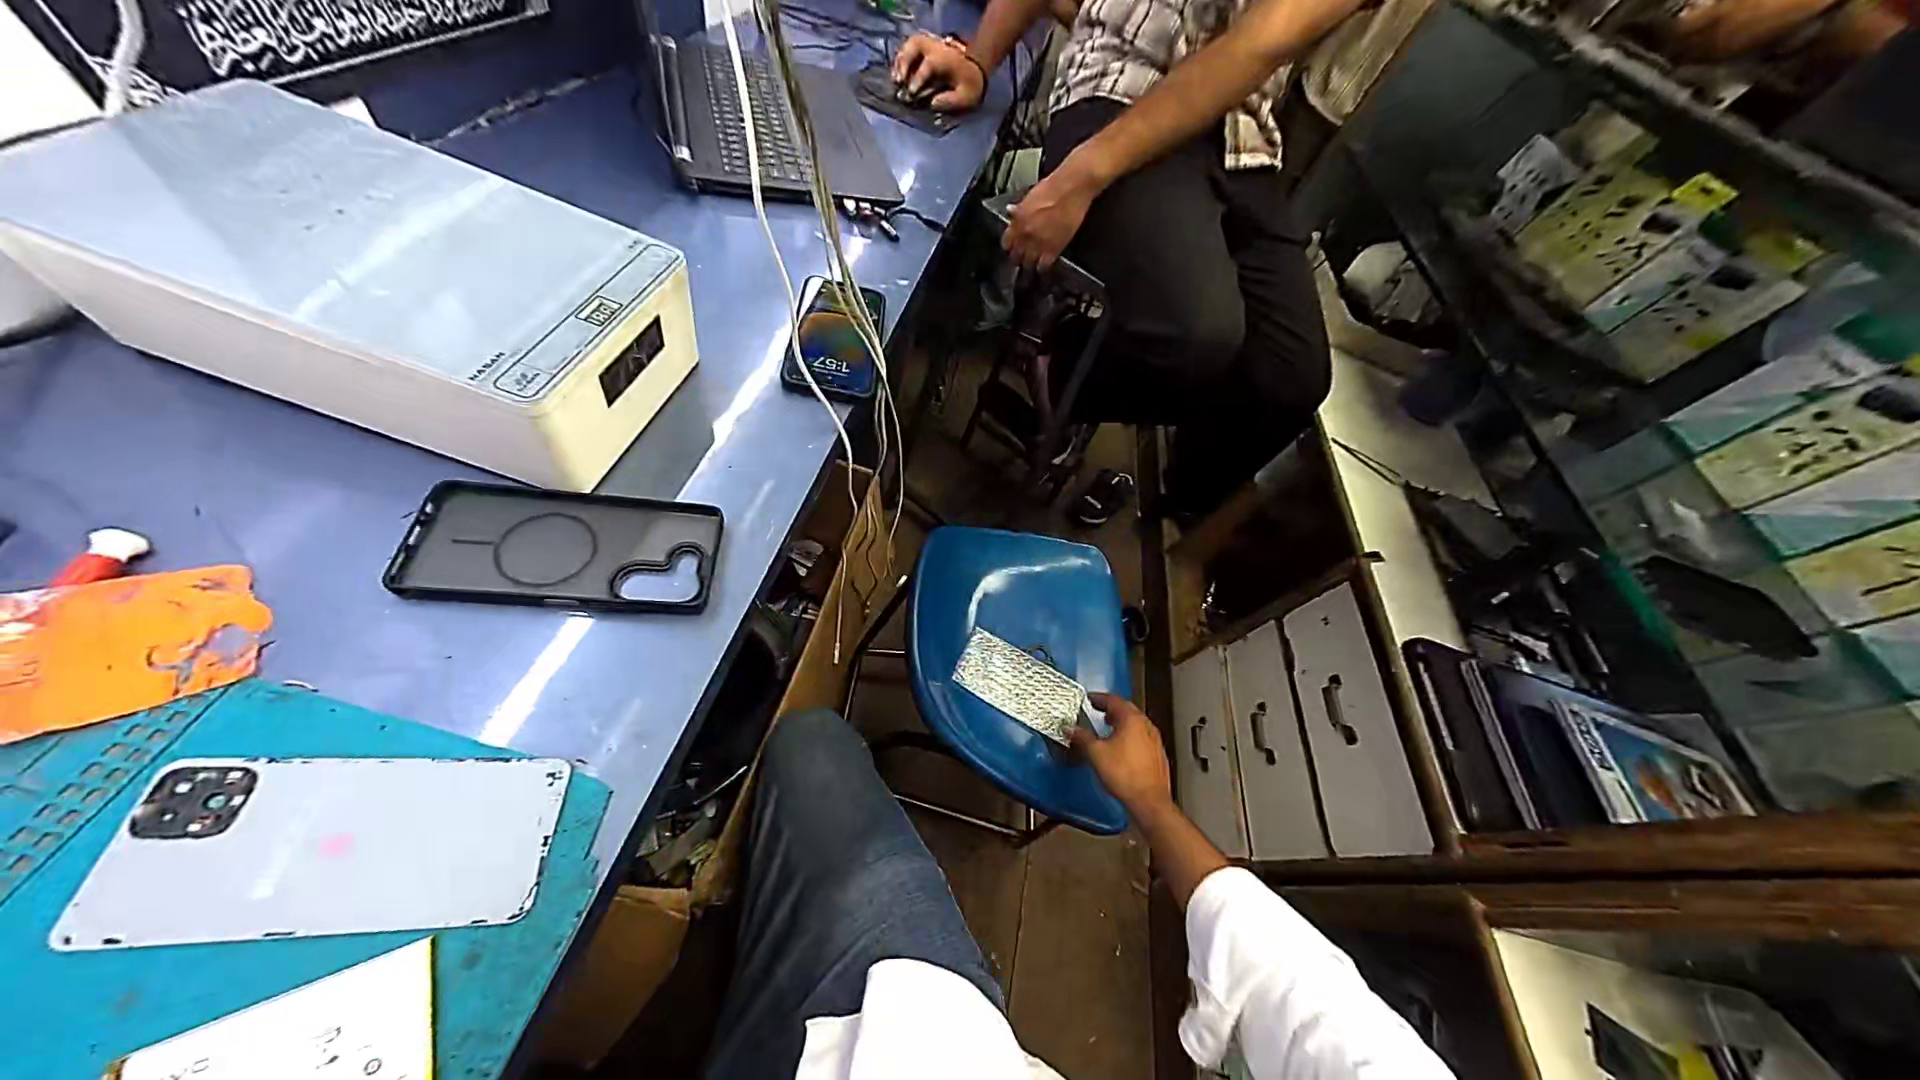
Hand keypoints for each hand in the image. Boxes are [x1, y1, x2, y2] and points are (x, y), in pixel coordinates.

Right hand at [891, 33, 985, 111]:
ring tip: (896, 79)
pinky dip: (901, 60)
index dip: (918, 78)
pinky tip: (898, 75)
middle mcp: (936, 48)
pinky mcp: (926, 49)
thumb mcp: (965, 97)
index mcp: (946, 59)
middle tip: (899, 81)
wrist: (976, 68)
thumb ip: (949, 101)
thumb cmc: (970, 85)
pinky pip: (908, 48)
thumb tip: (930, 104)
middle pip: (915, 44)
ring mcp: (930, 45)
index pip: (929, 65)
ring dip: (900, 60)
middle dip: (905, 62)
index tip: (911, 93)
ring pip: (910, 44)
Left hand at [1003, 162, 1099, 271]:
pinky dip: (1042, 267)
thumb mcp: (1030, 196)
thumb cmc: (1053, 187)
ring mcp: (1039, 244)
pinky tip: (1043, 266)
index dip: (1009, 246)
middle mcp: (1025, 235)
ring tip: (1031, 266)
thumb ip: (1020, 209)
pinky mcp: (1054, 249)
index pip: (1006, 242)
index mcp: (1018, 221)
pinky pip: (1043, 265)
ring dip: (1029, 264)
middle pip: (1016, 256)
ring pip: (1028, 263)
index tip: (1011, 248)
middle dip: (1017, 259)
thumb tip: (1011, 211)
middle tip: (1020, 260)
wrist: (1072, 188)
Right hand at [1072, 693, 1172, 815]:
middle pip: (1126, 710)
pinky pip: (1141, 738)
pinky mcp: (1157, 755)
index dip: (1099, 698)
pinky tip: (1121, 749)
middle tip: (1098, 710)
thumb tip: (1072, 730)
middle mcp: (1146, 727)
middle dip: (1110, 709)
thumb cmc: (1127, 777)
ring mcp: (1154, 741)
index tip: (1091, 698)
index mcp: (1131, 719)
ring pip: (1135, 724)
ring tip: (1107, 729)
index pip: (1113, 700)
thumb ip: (1081, 737)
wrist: (1149, 801)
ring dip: (1120, 723)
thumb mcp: (1095, 753)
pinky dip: (1129, 737)